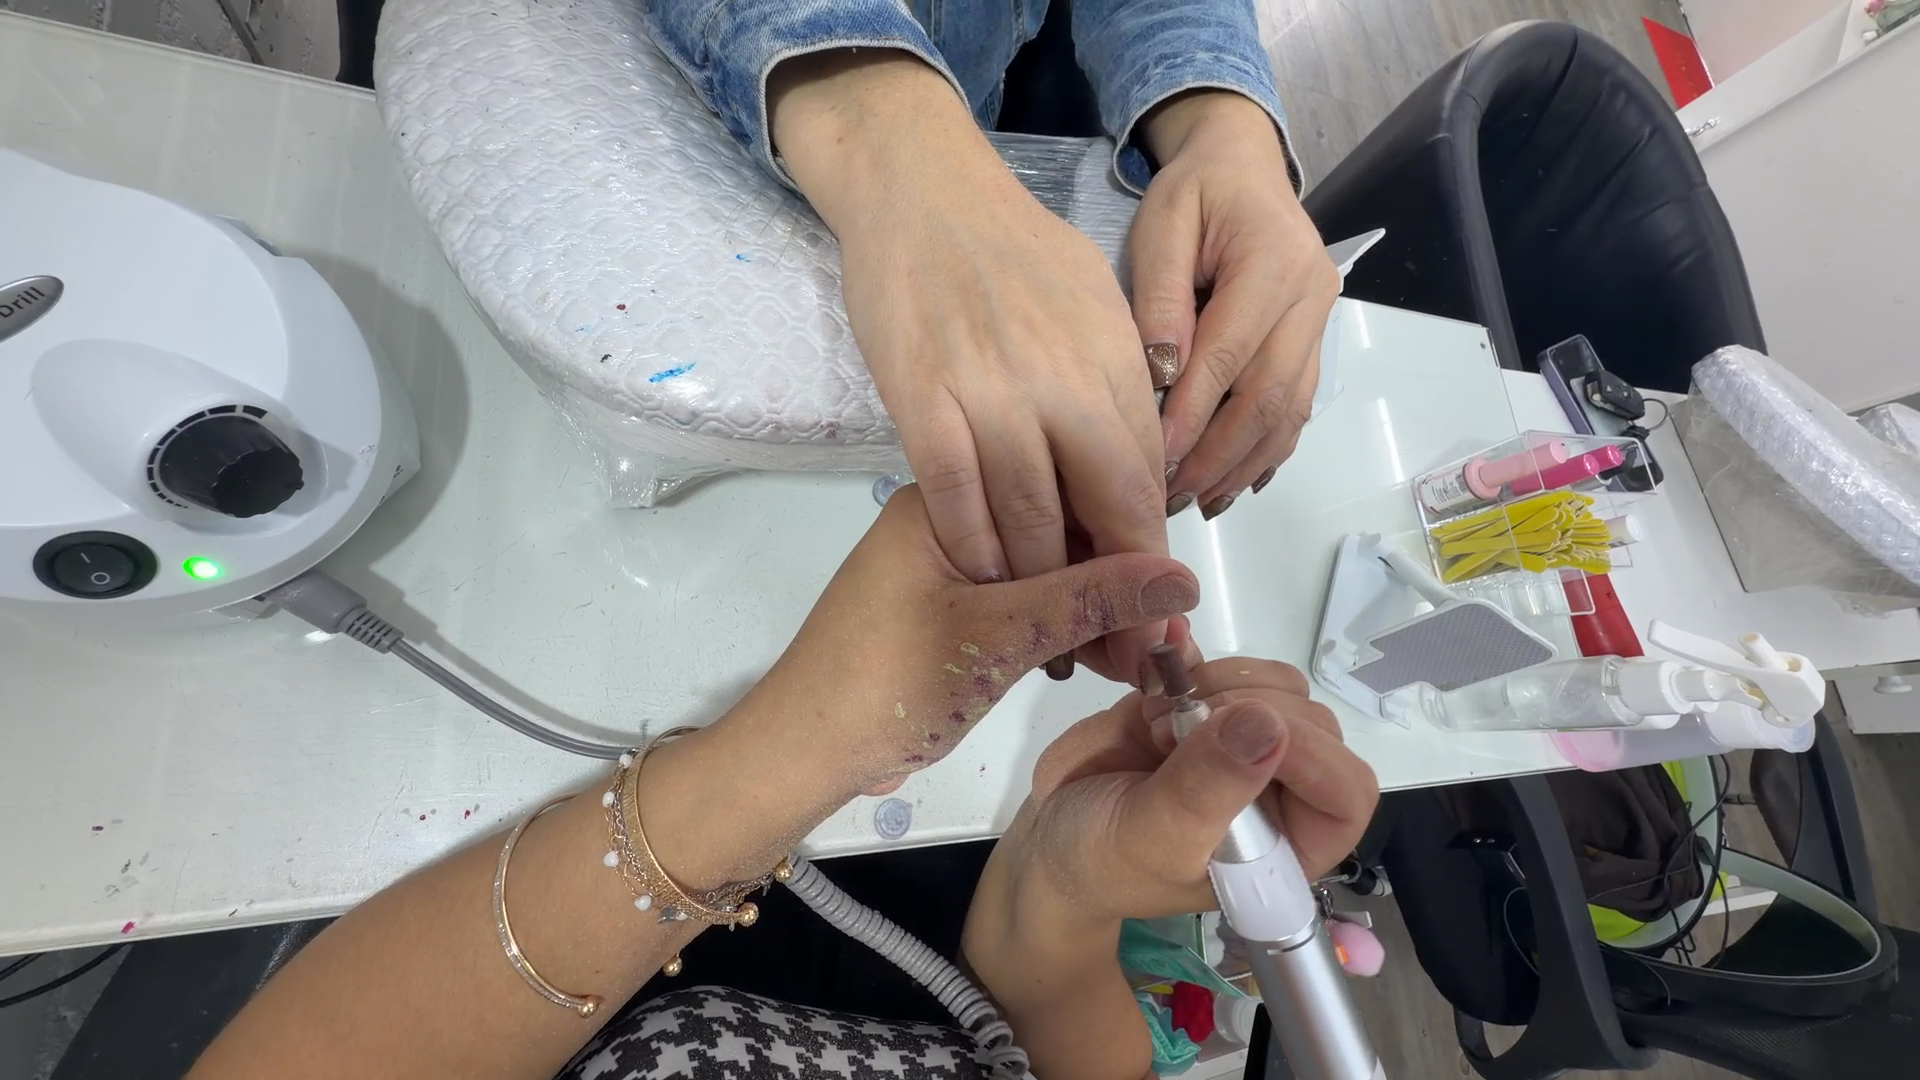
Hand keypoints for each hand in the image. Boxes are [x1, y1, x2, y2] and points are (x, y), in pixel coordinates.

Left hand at [731, 484, 1198, 799]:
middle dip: (1118, 591)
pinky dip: (1065, 634)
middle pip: (1056, 540)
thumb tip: (1184, 579)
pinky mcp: (957, 613)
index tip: (1179, 598)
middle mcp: (955, 523)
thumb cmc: (889, 683)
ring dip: (1097, 618)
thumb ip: (1089, 601)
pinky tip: (1111, 661)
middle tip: (1172, 642)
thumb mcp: (997, 638)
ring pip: (1046, 579)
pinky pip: (1025, 609)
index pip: (1059, 498)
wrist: (807, 751)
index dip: (1126, 546)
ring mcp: (955, 571)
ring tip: (1152, 661)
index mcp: (948, 501)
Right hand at [770, 51, 1170, 685]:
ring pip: (1025, 521)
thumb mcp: (1095, 310)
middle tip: (1112, 654)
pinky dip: (973, 553)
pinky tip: (982, 584)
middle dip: (1110, 596)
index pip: (1143, 484)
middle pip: (1098, 514)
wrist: (923, 196)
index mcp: (1112, 365)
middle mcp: (1061, 386)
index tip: (1155, 615)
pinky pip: (955, 504)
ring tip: (1043, 634)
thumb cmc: (1015, 252)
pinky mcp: (922, 407)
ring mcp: (988, 397)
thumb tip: (1136, 468)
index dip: (1151, 561)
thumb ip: (1120, 393)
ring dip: (1036, 588)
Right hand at [997, 659, 1377, 922]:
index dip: (1307, 751)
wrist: (1049, 833)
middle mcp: (1274, 787)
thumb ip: (1206, 787)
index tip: (1233, 734)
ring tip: (1155, 719)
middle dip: (1241, 712)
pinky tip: (1148, 682)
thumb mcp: (1153, 836)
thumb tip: (1266, 724)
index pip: (1344, 787)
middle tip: (1167, 735)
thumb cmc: (1103, 858)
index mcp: (1286, 841)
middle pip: (1310, 720)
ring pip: (1272, 683)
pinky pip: (1217, 662)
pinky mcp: (1195, 703)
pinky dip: (1185, 658)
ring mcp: (1234, 739)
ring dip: (1213, 685)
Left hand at [1134, 92, 1341, 518]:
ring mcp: (1320, 323)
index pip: (1229, 354)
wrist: (1244, 170)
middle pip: (1267, 395)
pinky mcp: (1314, 342)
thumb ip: (1161, 297)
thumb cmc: (1194, 195)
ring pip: (1288, 411)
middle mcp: (1311, 297)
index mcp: (1272, 261)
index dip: (1192, 414)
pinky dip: (1267, 451)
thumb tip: (1162, 373)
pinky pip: (1298, 407)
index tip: (1156, 462)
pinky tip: (1238, 483)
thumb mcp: (1162, 227)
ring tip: (1201, 503)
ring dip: (1243, 464)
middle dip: (1217, 455)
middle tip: (1172, 498)